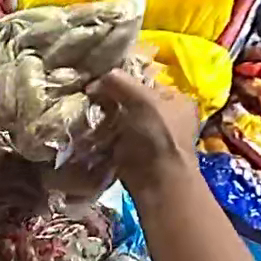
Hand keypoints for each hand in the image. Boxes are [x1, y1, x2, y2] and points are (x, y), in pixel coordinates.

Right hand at [89, 70, 200, 195]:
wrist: (157, 180)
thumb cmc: (158, 135)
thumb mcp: (143, 100)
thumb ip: (119, 83)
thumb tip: (94, 81)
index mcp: (174, 98)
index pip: (142, 81)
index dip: (120, 79)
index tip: (98, 81)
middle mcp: (162, 115)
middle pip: (127, 99)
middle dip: (108, 98)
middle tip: (90, 97)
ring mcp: (145, 134)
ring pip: (116, 117)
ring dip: (101, 116)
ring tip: (86, 112)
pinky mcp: (130, 150)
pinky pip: (109, 135)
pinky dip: (99, 132)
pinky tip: (88, 128)